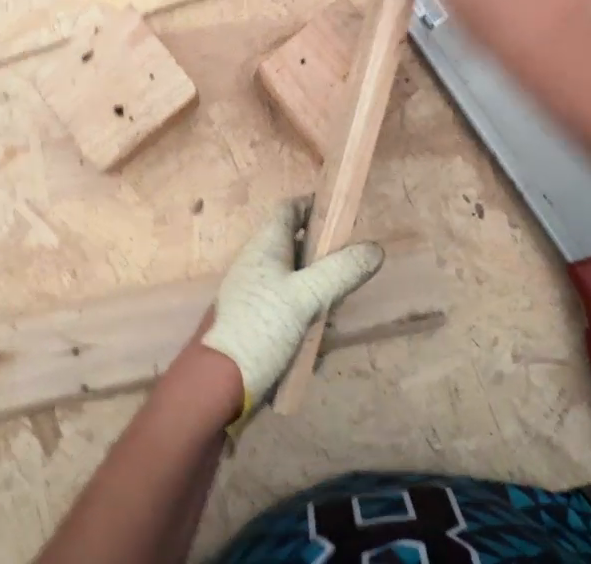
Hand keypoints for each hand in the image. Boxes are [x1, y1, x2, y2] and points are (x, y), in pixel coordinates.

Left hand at [200, 198, 384, 426]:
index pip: (290, 208)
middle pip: (298, 246)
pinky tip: (315, 342)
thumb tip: (375, 248)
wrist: (216, 385)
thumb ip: (340, 271)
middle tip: (349, 276)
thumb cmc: (258, 329)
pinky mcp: (257, 322)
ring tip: (332, 317)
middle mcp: (258, 263)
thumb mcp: (306, 297)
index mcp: (265, 246)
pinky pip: (290, 310)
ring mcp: (256, 294)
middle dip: (326, 260)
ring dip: (319, 296)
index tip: (346, 217)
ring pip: (297, 281)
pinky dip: (306, 320)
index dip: (316, 206)